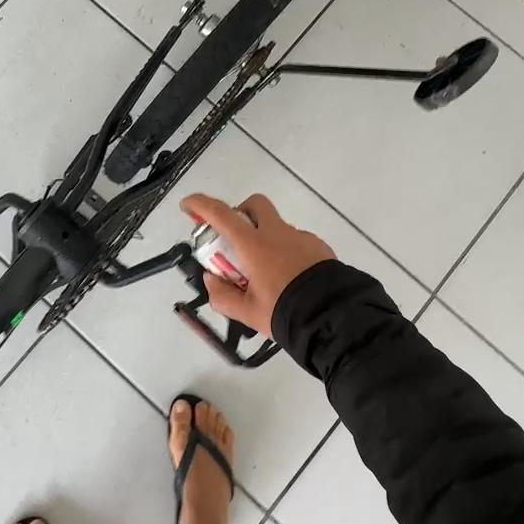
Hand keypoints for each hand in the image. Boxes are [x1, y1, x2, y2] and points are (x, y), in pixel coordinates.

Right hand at [179, 193, 336, 337]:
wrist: (336, 318)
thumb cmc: (286, 312)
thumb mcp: (248, 313)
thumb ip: (223, 296)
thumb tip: (212, 280)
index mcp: (255, 245)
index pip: (221, 214)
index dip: (200, 205)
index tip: (188, 206)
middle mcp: (278, 234)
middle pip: (254, 205)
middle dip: (240, 213)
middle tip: (235, 239)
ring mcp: (302, 238)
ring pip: (277, 227)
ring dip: (265, 240)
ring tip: (266, 275)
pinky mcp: (320, 248)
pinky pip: (296, 243)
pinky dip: (286, 253)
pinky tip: (290, 279)